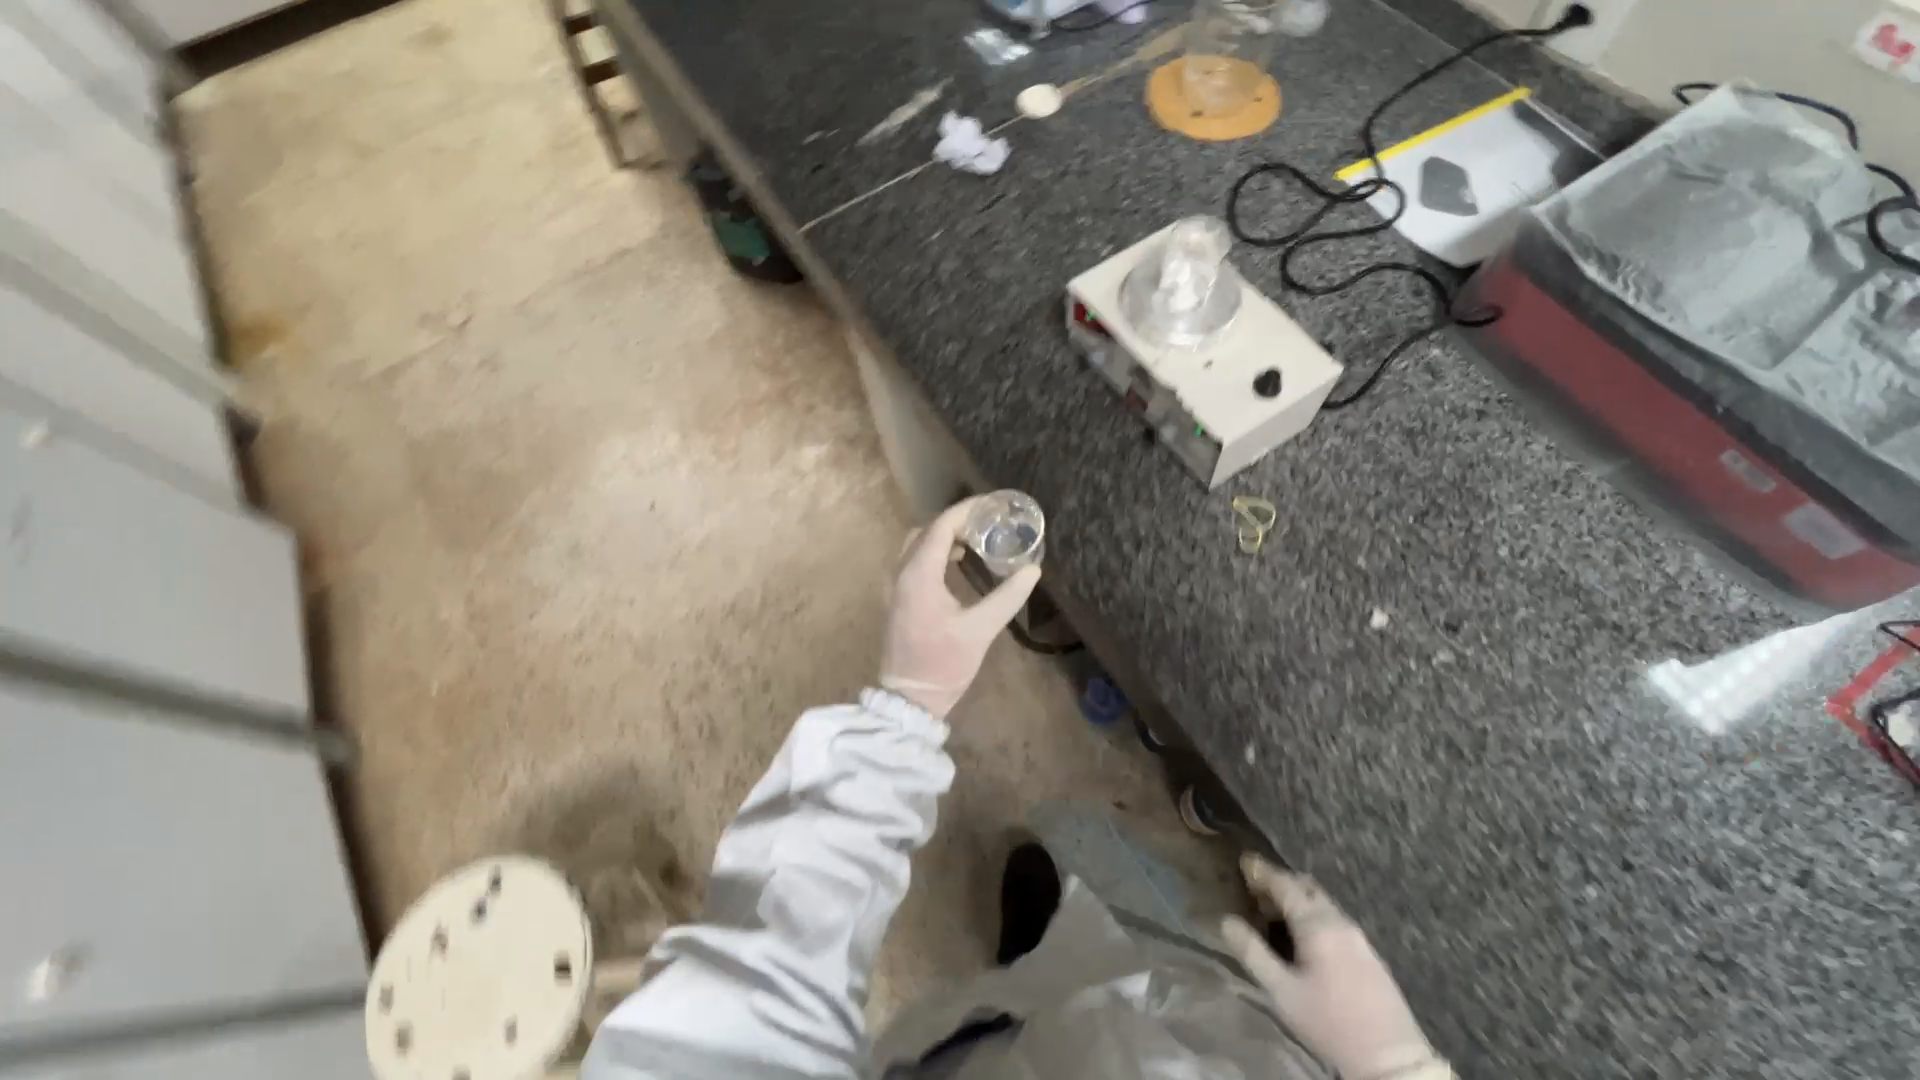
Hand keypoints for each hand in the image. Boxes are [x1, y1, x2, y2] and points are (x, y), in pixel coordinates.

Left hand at [879, 497, 1041, 719]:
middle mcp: (900, 574)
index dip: (966, 511)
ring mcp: (894, 587)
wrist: (910, 699)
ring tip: (975, 539)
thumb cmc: (944, 664)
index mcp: (918, 576)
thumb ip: (1007, 597)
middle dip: (954, 521)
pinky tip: (957, 562)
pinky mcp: (896, 599)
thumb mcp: (980, 630)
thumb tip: (1032, 571)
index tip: (992, 505)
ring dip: (942, 537)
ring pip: (915, 545)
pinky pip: (912, 561)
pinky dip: (933, 552)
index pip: (940, 528)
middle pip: (925, 531)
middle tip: (986, 522)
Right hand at [1222, 855, 1447, 1079]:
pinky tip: (1305, 935)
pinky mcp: (1370, 955)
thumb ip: (1252, 953)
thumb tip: (1226, 921)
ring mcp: (1360, 938)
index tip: (1244, 860)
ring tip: (1275, 910)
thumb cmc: (1329, 1023)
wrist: (1391, 1059)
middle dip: (1281, 882)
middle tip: (1255, 887)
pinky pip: (1335, 918)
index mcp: (1317, 925)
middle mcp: (1340, 922)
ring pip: (1323, 903)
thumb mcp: (1282, 992)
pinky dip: (1314, 913)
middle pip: (1307, 888)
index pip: (1285, 885)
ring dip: (1298, 898)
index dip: (1262, 871)